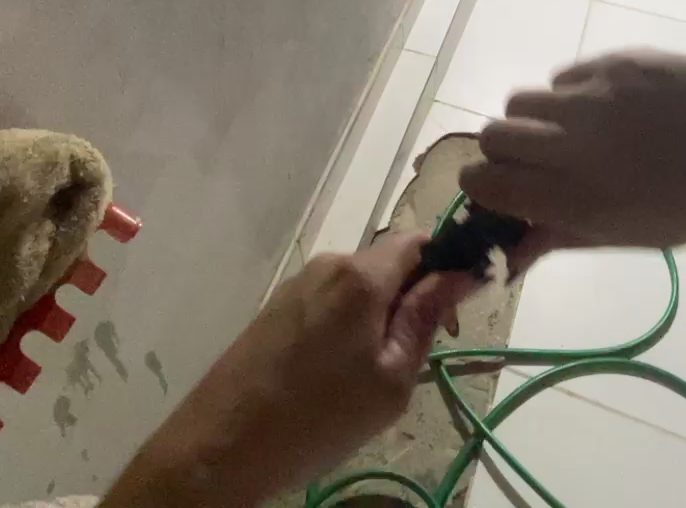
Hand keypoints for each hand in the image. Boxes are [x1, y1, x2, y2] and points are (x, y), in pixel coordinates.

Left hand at [102, 232, 473, 507]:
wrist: (223, 443)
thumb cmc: (319, 416)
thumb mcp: (391, 378)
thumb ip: (426, 317)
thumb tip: (462, 273)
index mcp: (361, 275)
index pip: (418, 241)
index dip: (446, 264)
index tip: (456, 310)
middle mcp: (330, 263)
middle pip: (388, 263)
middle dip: (411, 298)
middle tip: (413, 356)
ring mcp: (300, 281)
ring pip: (360, 285)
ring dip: (380, 314)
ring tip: (371, 374)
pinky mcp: (279, 303)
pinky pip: (331, 298)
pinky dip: (349, 323)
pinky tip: (337, 372)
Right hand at [460, 51, 685, 252]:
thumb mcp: (634, 234)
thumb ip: (565, 237)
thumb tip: (512, 253)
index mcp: (575, 196)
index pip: (485, 183)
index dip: (481, 186)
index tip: (497, 191)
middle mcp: (569, 143)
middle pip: (491, 135)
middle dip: (500, 152)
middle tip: (532, 162)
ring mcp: (586, 96)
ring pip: (520, 101)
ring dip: (532, 120)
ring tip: (569, 130)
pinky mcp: (606, 62)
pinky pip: (563, 77)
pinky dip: (570, 95)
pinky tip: (608, 107)